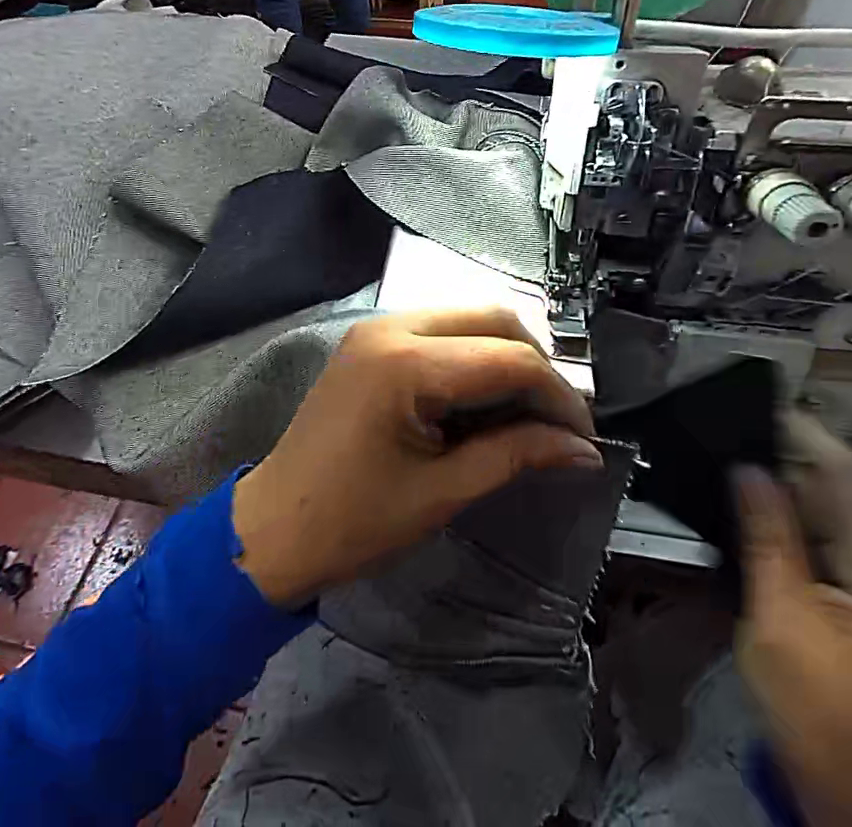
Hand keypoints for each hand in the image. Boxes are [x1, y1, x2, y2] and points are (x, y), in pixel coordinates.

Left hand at [231, 308, 602, 606]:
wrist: (267, 533)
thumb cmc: (351, 523)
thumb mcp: (443, 492)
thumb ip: (518, 455)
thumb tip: (584, 450)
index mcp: (405, 364)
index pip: (509, 360)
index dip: (559, 397)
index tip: (583, 438)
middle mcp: (392, 326)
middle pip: (497, 320)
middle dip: (539, 368)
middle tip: (558, 422)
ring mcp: (379, 327)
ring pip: (473, 319)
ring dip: (510, 358)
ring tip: (528, 412)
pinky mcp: (375, 341)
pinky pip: (447, 331)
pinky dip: (479, 358)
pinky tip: (487, 400)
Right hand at [735, 414, 851, 826]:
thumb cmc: (820, 724)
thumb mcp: (781, 628)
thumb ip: (768, 540)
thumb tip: (748, 471)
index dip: (811, 440)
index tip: (767, 409)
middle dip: (805, 467)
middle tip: (751, 440)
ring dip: (811, 496)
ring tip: (759, 469)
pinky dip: (824, 528)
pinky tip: (786, 516)